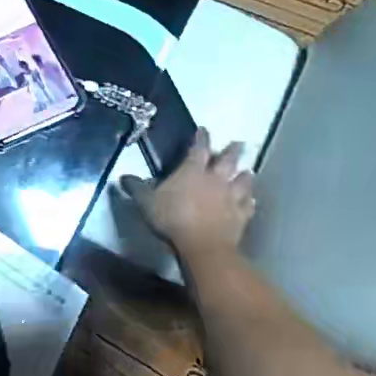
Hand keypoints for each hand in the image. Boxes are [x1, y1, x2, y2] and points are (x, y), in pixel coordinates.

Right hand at [121, 129, 254, 260]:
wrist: (203, 246)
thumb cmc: (173, 219)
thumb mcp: (147, 202)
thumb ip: (136, 188)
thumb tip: (123, 176)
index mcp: (193, 171)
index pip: (198, 148)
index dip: (201, 137)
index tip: (204, 129)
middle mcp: (215, 179)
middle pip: (227, 161)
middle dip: (232, 150)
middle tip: (239, 143)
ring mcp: (231, 197)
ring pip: (242, 181)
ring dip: (245, 176)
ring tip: (249, 171)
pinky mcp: (241, 216)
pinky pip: (248, 206)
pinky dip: (250, 202)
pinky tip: (252, 201)